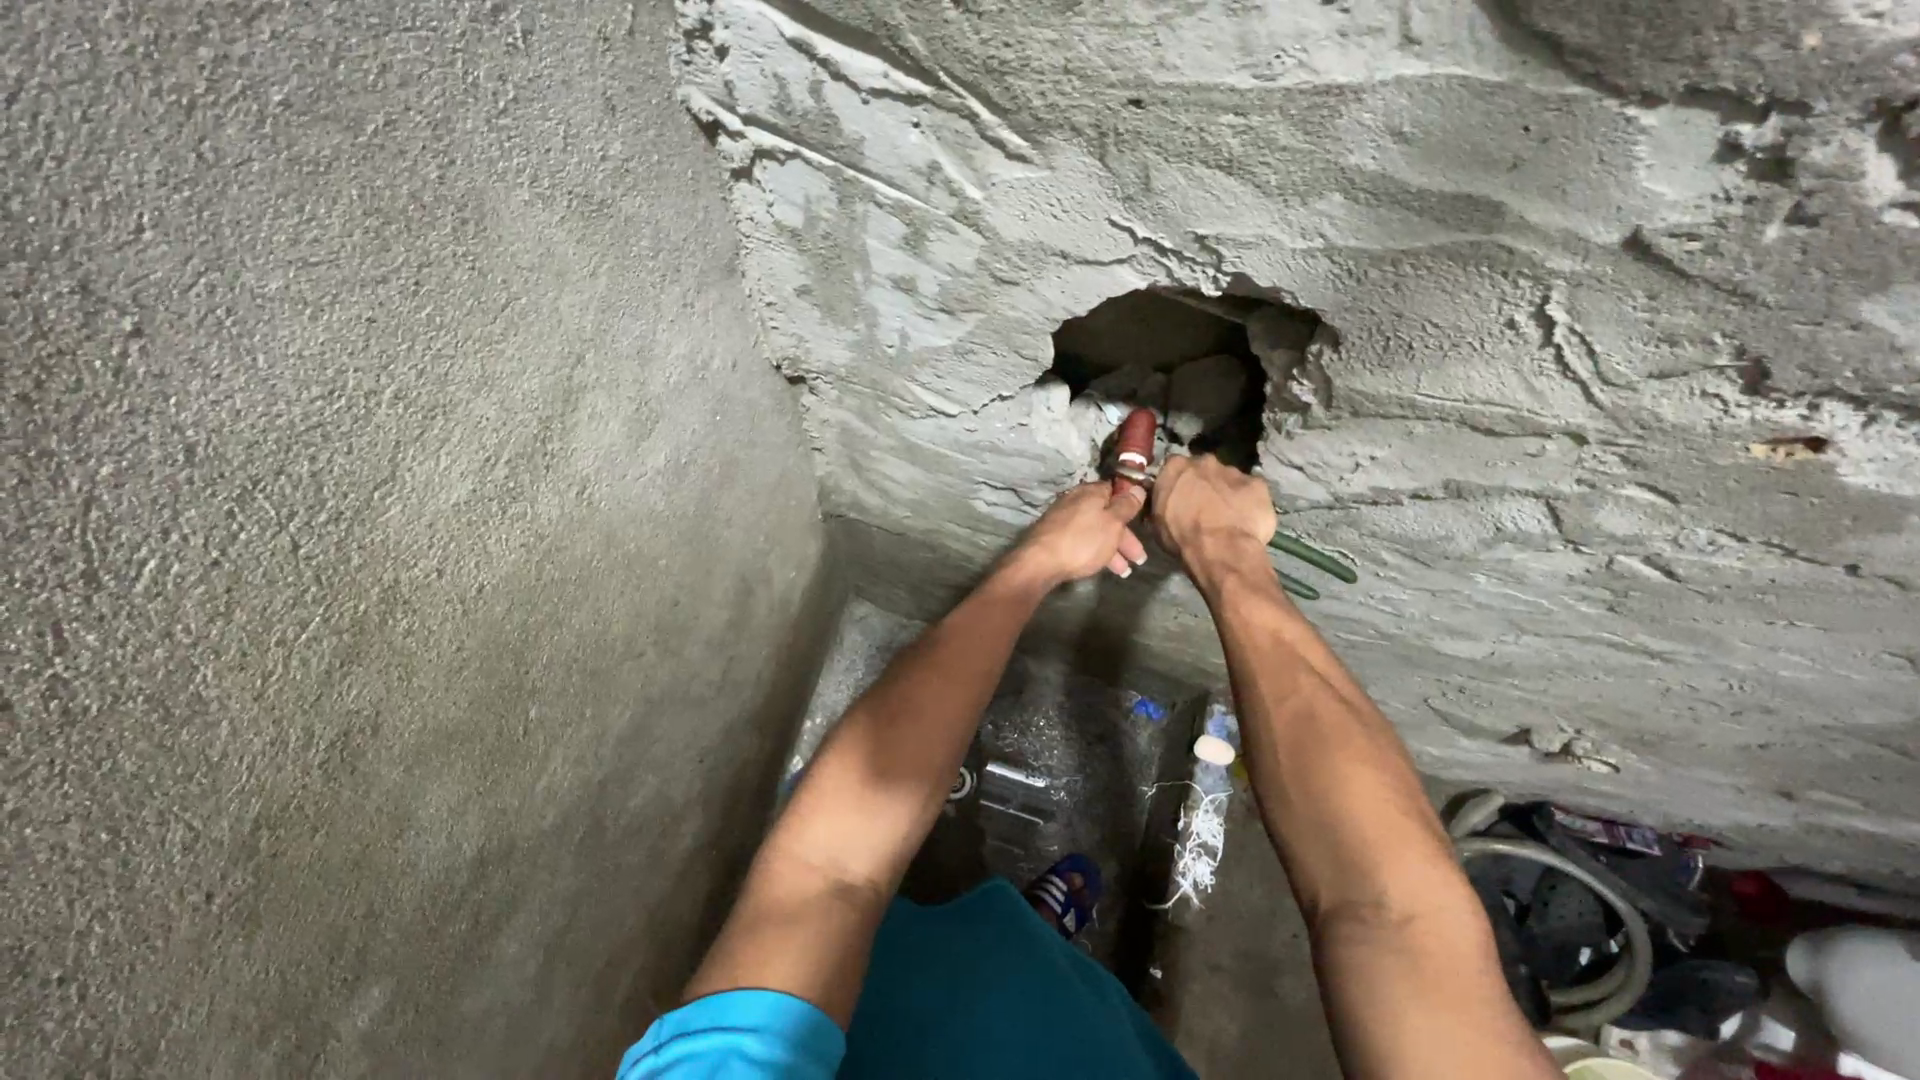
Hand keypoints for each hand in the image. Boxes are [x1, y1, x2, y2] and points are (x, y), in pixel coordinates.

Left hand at [1007, 481, 1149, 586]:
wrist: (1040, 562)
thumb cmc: (1083, 540)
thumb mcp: (1112, 523)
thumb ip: (1126, 506)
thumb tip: (1138, 487)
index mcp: (1091, 493)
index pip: (1115, 491)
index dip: (1130, 504)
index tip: (1142, 519)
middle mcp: (1077, 501)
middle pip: (1107, 516)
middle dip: (1125, 538)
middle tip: (1139, 558)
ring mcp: (1064, 519)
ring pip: (1096, 532)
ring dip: (1113, 551)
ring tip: (1125, 572)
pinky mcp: (1056, 537)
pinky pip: (1083, 542)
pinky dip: (1096, 553)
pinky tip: (1103, 567)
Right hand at [1150, 454, 1276, 570]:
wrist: (1220, 548)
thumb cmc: (1182, 537)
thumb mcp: (1157, 521)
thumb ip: (1162, 502)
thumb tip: (1165, 501)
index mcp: (1176, 466)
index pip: (1175, 467)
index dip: (1179, 482)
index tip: (1180, 496)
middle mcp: (1205, 461)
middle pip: (1204, 468)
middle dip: (1204, 483)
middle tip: (1205, 506)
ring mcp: (1234, 471)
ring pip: (1229, 478)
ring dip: (1227, 492)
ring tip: (1228, 516)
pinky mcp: (1258, 484)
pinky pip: (1252, 490)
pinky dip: (1249, 501)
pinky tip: (1246, 518)